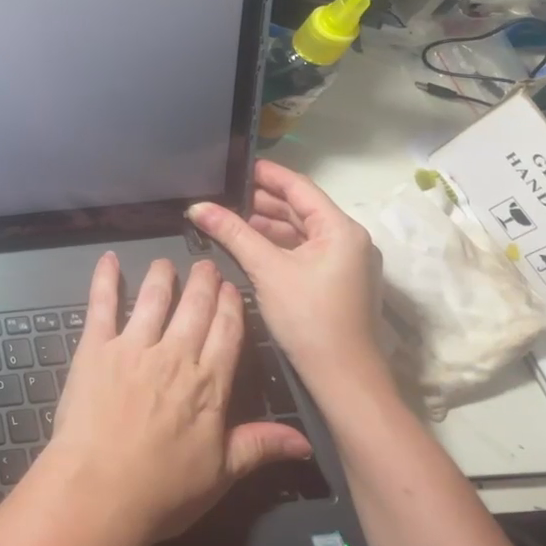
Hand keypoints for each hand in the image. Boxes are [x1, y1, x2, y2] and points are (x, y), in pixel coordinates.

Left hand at [6, 254, 311, 544]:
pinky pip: (101, 304)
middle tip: (207, 264)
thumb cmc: (162, 489)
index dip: (232, 308)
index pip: (227, 334)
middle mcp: (172, 356)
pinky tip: (108, 260)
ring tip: (167, 262)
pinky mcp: (94, 347)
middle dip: (203, 283)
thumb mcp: (221, 475)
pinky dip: (105, 278)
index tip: (234, 287)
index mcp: (207, 386)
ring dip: (162, 277)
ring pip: (153, 299)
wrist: (98, 488)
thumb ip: (259, 447)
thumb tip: (306, 442)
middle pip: (194, 309)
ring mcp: (131, 347)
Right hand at [188, 159, 384, 389]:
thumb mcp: (266, 269)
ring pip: (300, 230)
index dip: (266, 174)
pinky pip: (303, 250)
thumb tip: (197, 207)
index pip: (299, 187)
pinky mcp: (337, 282)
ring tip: (227, 217)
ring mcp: (346, 263)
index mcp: (341, 230)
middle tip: (221, 193)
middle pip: (299, 208)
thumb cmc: (309, 318)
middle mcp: (349, 240)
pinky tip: (247, 244)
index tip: (234, 166)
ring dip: (265, 224)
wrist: (344, 380)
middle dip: (260, 201)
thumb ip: (231, 233)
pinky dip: (276, 244)